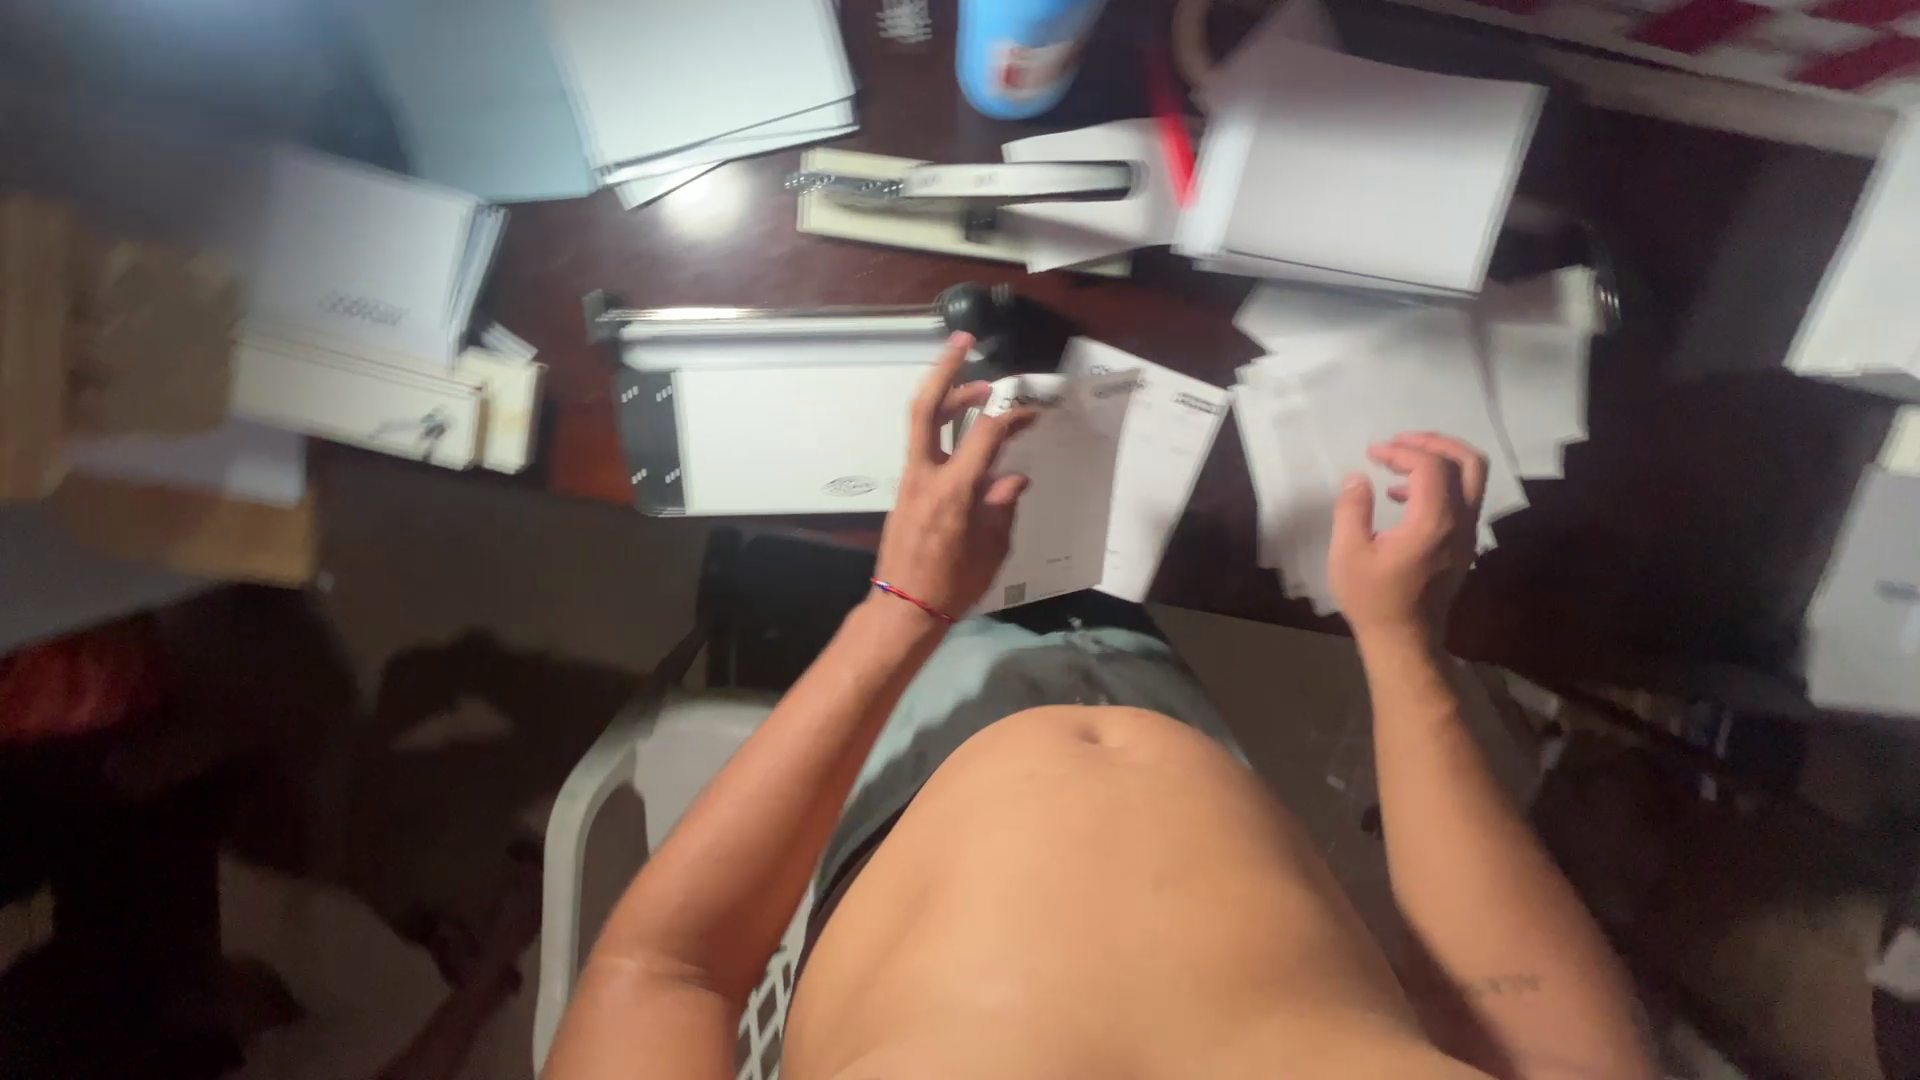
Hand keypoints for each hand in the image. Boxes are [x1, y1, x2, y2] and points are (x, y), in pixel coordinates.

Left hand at [872, 333, 1036, 618]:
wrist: (904, 608)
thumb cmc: (954, 584)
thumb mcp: (993, 549)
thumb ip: (1003, 506)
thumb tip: (1013, 478)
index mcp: (953, 491)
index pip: (985, 434)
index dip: (1013, 416)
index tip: (1034, 414)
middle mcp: (925, 475)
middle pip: (927, 407)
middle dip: (946, 369)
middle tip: (966, 341)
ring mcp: (909, 480)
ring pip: (922, 423)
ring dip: (947, 397)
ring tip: (979, 389)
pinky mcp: (905, 489)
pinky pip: (924, 446)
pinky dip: (944, 428)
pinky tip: (965, 433)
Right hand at [1328, 432, 1486, 644]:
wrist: (1404, 639)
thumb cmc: (1372, 598)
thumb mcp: (1348, 553)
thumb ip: (1353, 509)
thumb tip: (1358, 478)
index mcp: (1433, 522)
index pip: (1430, 466)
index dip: (1401, 451)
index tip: (1371, 453)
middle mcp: (1460, 522)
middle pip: (1468, 462)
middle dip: (1434, 443)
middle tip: (1400, 441)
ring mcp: (1467, 534)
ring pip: (1472, 479)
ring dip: (1440, 461)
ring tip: (1400, 463)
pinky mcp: (1463, 544)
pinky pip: (1462, 499)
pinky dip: (1439, 483)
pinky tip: (1403, 495)